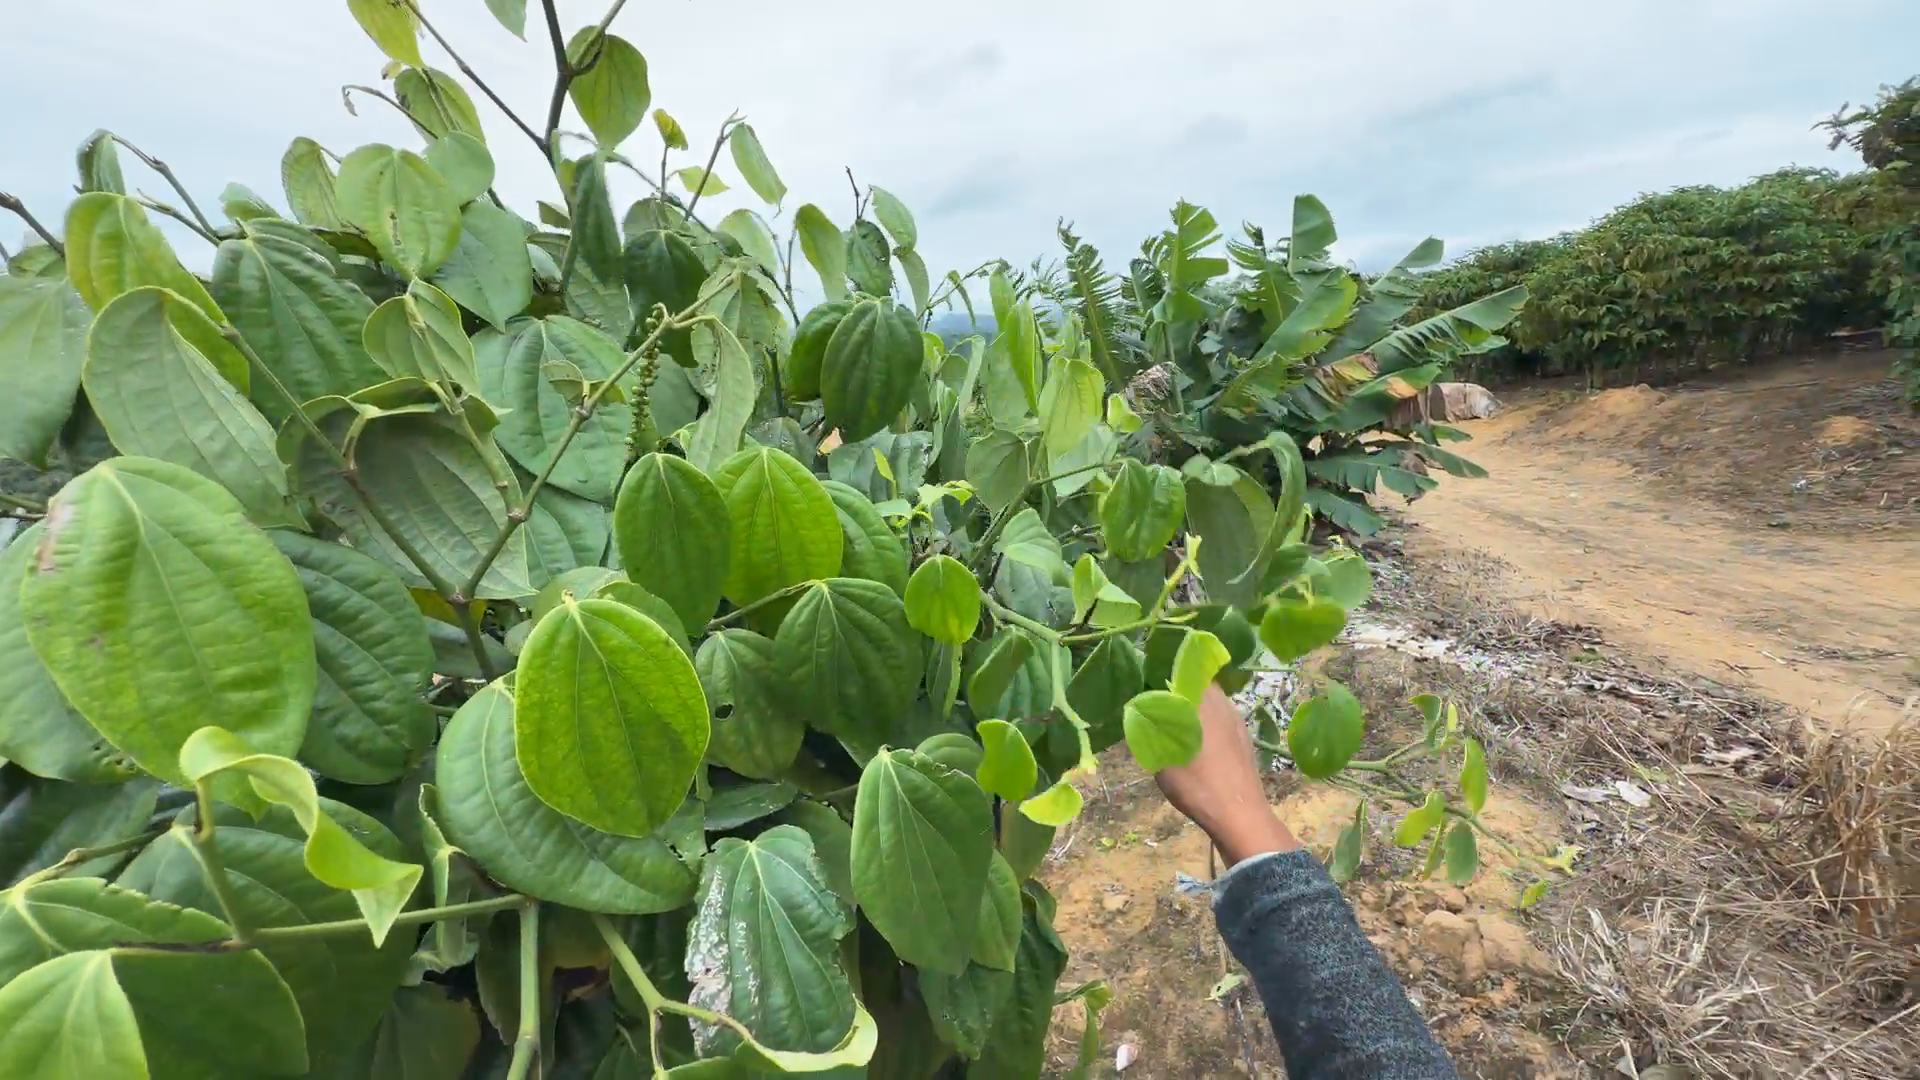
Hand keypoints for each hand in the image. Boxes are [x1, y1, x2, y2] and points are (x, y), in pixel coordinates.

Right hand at [1154, 684, 1299, 865]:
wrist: (1239, 817)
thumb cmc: (1196, 784)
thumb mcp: (1160, 758)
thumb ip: (1149, 729)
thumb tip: (1139, 710)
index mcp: (1201, 701)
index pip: (1182, 671)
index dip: (1163, 673)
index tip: (1147, 682)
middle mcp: (1222, 703)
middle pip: (1198, 684)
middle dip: (1179, 690)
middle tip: (1158, 705)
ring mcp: (1237, 721)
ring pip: (1211, 702)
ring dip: (1195, 707)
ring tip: (1176, 725)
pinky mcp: (1245, 739)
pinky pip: (1221, 719)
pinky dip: (1207, 723)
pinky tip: (1196, 744)